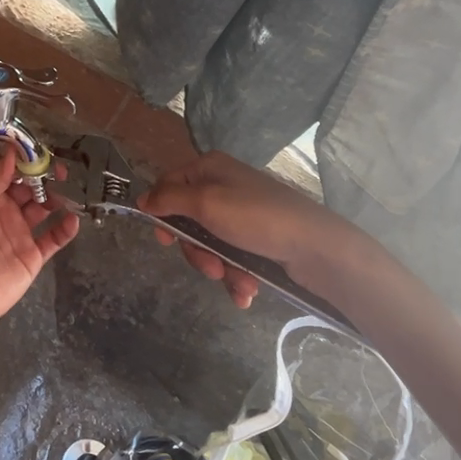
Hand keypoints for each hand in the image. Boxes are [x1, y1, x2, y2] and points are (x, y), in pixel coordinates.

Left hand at [0, 147, 79, 340]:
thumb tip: (11, 150)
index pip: (8, 171)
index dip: (24, 159)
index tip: (41, 150)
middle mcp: (3, 211)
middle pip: (29, 187)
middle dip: (44, 176)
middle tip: (61, 170)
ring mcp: (19, 234)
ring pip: (43, 209)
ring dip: (56, 198)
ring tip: (70, 189)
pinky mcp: (32, 257)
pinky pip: (53, 239)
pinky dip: (65, 228)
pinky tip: (73, 219)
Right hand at [139, 151, 362, 307]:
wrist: (318, 248)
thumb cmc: (257, 219)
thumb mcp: (206, 203)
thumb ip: (169, 199)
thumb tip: (142, 199)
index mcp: (209, 168)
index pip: (167, 185)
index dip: (161, 213)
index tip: (164, 240)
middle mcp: (223, 186)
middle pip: (187, 220)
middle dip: (197, 251)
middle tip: (212, 267)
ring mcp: (242, 214)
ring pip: (209, 244)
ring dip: (218, 268)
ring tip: (238, 282)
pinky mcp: (258, 239)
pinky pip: (232, 257)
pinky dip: (235, 276)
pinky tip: (246, 290)